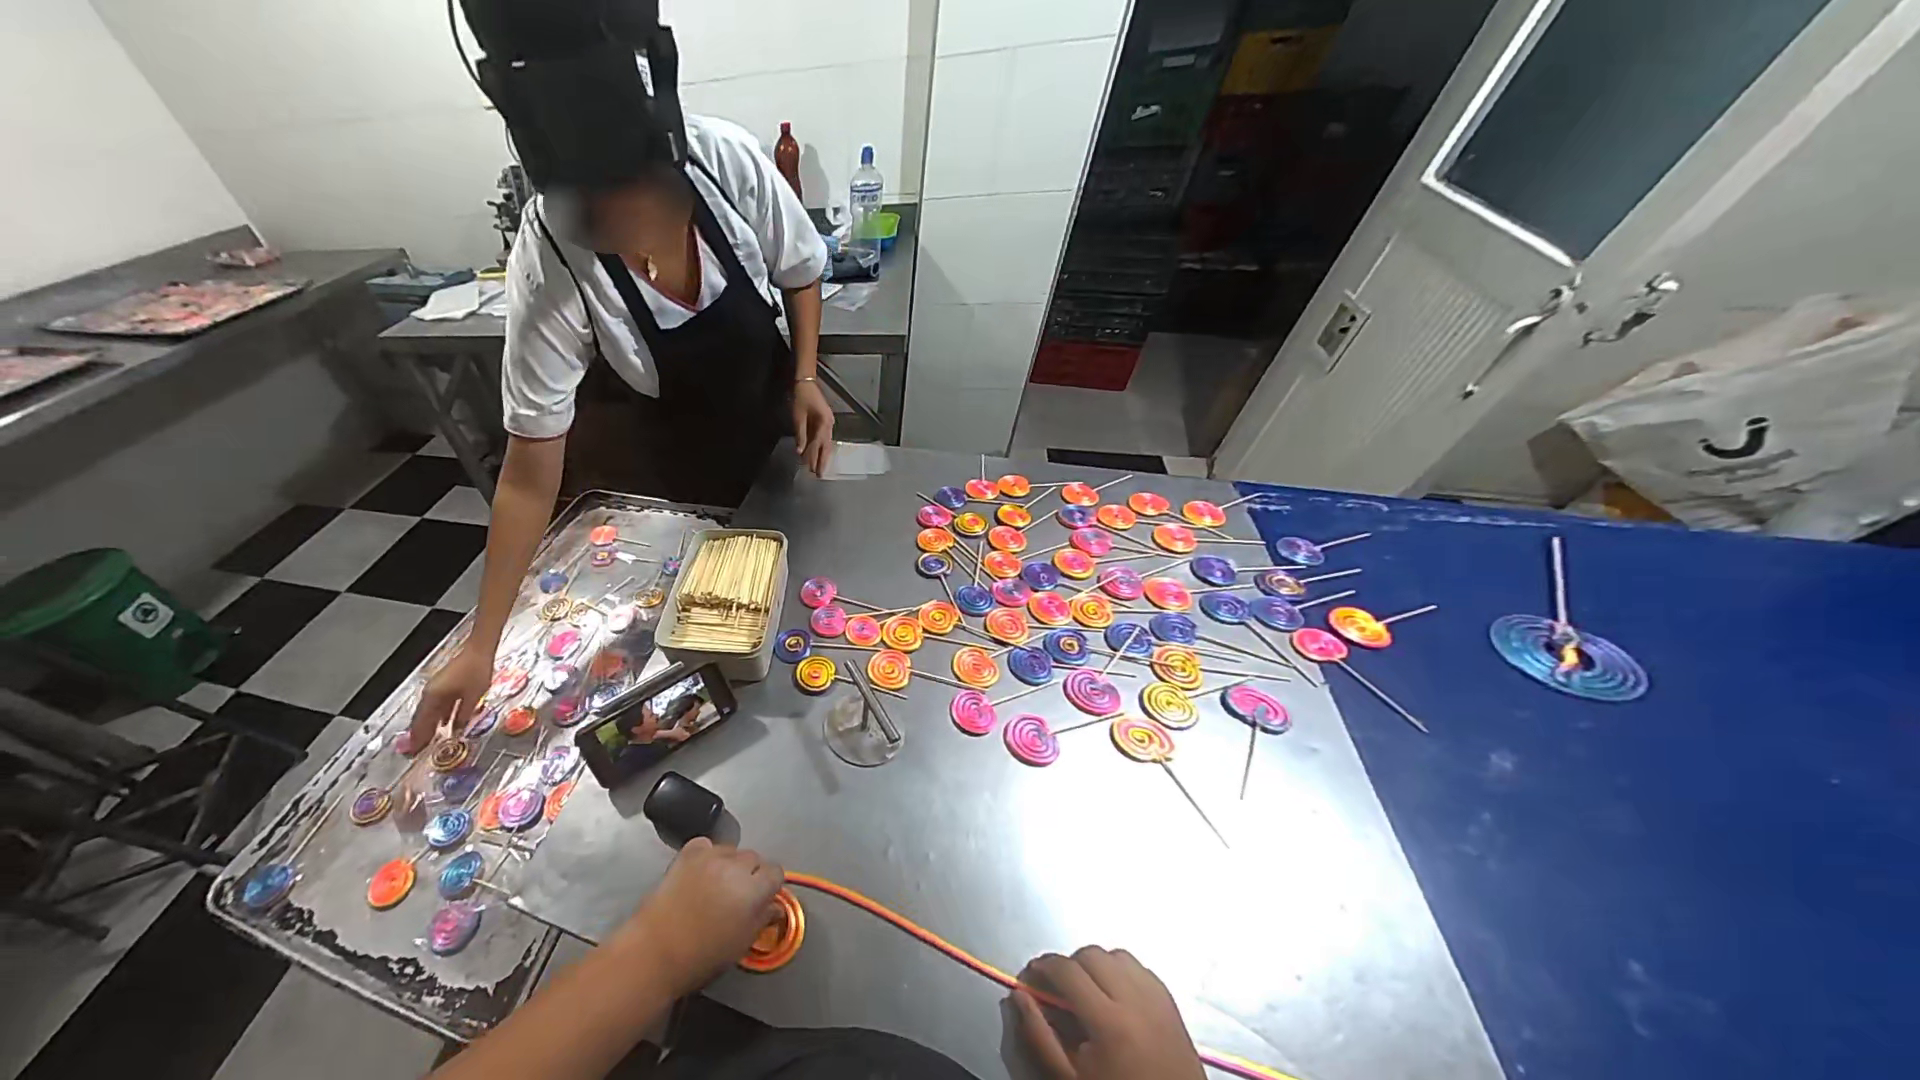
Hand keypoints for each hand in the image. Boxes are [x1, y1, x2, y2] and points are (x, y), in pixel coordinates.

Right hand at [408, 645, 490, 751]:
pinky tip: (443, 722)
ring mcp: (436, 688)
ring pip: (429, 712)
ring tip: (429, 739)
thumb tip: (458, 730)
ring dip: (429, 725)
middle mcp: (430, 694)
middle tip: (418, 749)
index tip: (415, 751)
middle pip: (422, 718)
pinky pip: (438, 705)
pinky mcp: (444, 685)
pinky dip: (438, 715)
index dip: (419, 738)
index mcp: (433, 698)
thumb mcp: (474, 696)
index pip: (423, 723)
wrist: (478, 651)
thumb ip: (465, 714)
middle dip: (421, 734)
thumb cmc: (476, 671)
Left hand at [620, 838, 784, 996]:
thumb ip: (763, 918)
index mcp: (753, 890)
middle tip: (737, 896)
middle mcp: (735, 867)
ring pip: (732, 850)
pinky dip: (706, 855)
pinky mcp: (687, 855)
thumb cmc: (699, 957)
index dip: (769, 886)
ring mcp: (710, 858)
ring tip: (715, 886)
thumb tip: (774, 907)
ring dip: (730, 864)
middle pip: (754, 858)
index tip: (762, 897)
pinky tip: (701, 873)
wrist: (652, 955)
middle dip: (750, 874)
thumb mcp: (741, 944)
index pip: (775, 872)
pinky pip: (705, 844)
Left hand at [792, 379, 834, 476]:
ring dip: (822, 455)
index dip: (813, 457)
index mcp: (824, 423)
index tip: (811, 469)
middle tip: (819, 474)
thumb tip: (800, 451)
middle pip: (826, 446)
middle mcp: (829, 425)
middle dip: (822, 460)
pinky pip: (823, 438)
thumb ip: (800, 434)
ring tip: (819, 467)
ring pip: (826, 443)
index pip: (817, 444)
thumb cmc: (801, 397)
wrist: (806, 382)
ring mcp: (828, 423)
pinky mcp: (824, 421)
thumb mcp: (798, 416)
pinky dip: (820, 447)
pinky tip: (817, 453)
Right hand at [1012, 948, 1205, 1079]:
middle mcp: (1135, 999)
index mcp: (1109, 1022)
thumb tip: (1019, 995)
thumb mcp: (1070, 1078)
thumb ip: (1039, 1034)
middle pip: (1091, 955)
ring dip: (1095, 965)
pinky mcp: (1169, 999)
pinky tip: (1113, 995)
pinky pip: (1138, 966)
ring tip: (1086, 990)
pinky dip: (1119, 970)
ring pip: (1115, 955)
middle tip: (1058, 988)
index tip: (1031, 975)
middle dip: (1069, 965)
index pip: (1068, 971)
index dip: (1044, 966)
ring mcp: (1156, 996)